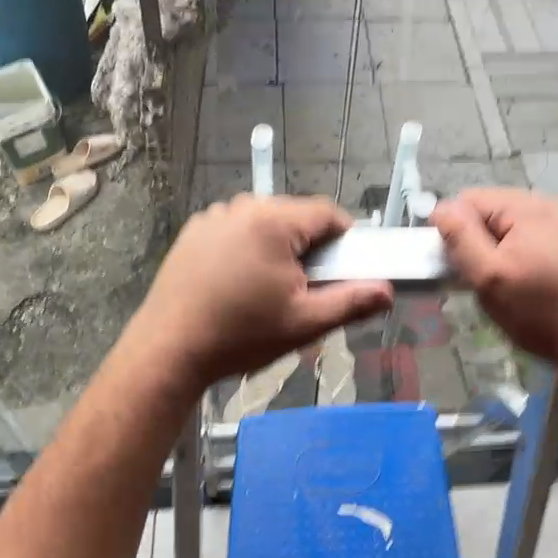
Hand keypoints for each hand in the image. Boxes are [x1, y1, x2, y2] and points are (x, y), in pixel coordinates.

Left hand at [130, 194, 392, 388]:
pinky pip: (235, 230)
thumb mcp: (304, 324)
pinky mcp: (193, 231)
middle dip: (307, 247)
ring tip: (267, 291)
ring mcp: (214, 216)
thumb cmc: (241, 335)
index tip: (342, 273)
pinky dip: (245, 248)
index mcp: (274, 221)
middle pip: (295, 217)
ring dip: (276, 247)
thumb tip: (388, 291)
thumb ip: (351, 302)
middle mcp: (244, 207)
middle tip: (303, 290)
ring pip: (265, 223)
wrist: (168, 350)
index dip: (344, 240)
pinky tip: (235, 285)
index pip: (327, 214)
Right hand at [431, 189, 557, 377]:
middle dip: (478, 243)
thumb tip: (440, 208)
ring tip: (504, 288)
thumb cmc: (540, 313)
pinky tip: (529, 289)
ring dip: (499, 253)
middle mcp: (549, 205)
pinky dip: (521, 259)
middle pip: (491, 213)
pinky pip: (533, 241)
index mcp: (527, 205)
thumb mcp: (490, 278)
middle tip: (480, 281)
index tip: (454, 266)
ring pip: (511, 230)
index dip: (453, 231)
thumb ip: (461, 239)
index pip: (468, 200)